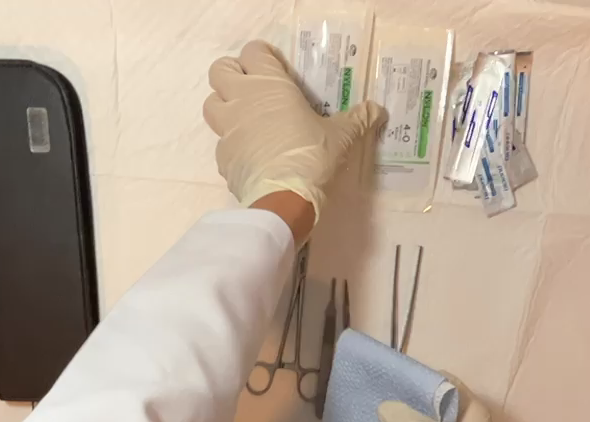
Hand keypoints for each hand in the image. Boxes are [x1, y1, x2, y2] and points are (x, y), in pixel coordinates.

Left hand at [204, 41, 382, 225]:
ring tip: (247, 123)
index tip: (277, 73)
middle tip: (253, 92)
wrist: (285, 202)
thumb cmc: (312, 158)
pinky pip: (221, 146)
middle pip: (219, 71)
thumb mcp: (341, 137)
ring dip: (224, 109)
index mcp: (269, 84)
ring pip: (211, 106)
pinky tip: (251, 159)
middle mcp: (242, 100)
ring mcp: (228, 131)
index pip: (253, 51)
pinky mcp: (223, 160)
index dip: (263, 59)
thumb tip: (378, 111)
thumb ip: (357, 120)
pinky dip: (232, 148)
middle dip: (232, 77)